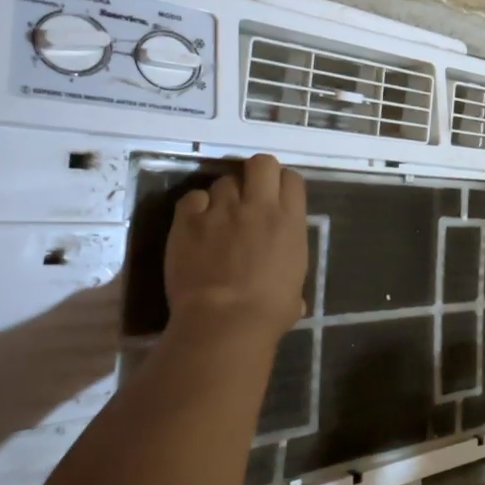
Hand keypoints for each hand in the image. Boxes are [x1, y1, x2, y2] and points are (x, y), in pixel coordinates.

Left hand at [164, 154, 308, 341]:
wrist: (224, 322)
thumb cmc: (269, 312)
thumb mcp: (296, 287)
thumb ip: (290, 273)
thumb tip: (293, 298)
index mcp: (290, 220)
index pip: (292, 178)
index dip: (282, 185)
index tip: (276, 199)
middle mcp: (258, 206)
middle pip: (260, 163)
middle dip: (255, 173)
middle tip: (249, 195)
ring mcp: (222, 210)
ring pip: (223, 181)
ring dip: (224, 196)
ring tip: (218, 217)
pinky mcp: (188, 221)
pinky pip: (193, 198)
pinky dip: (195, 208)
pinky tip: (195, 225)